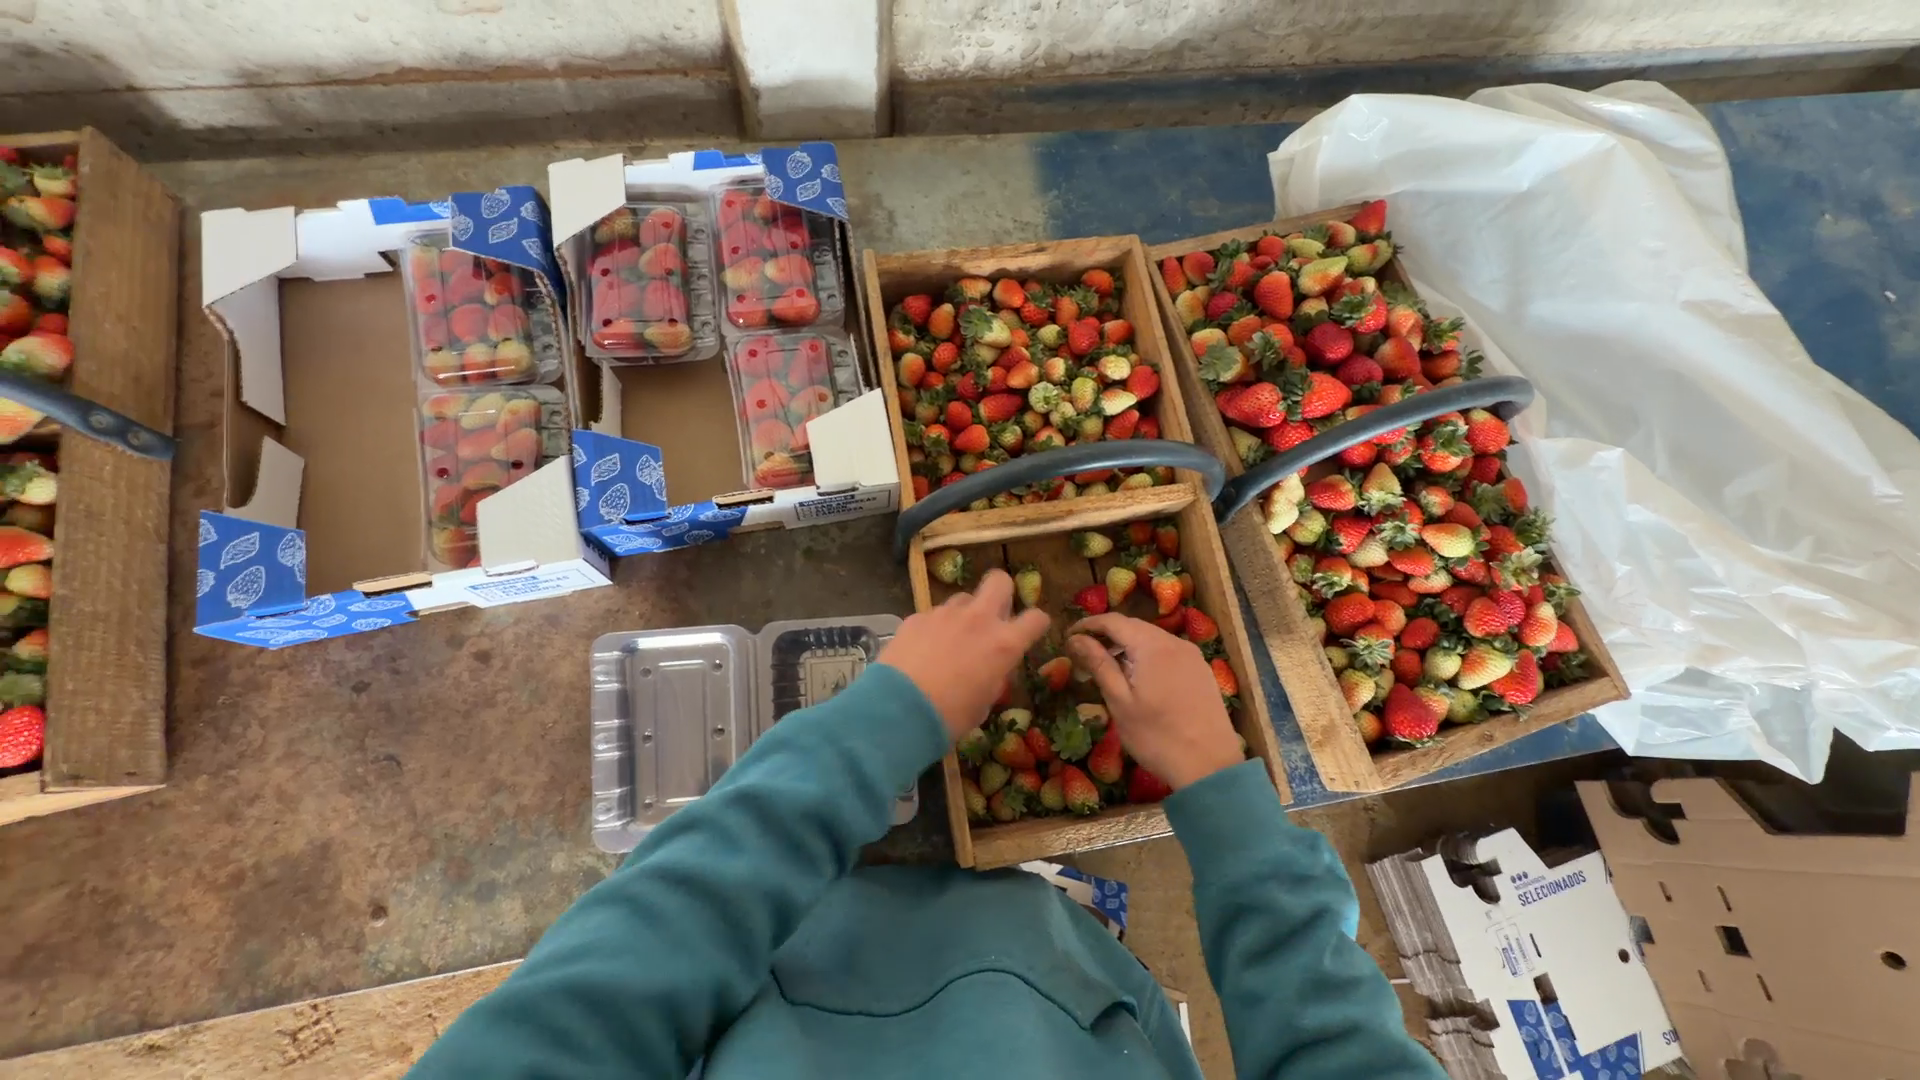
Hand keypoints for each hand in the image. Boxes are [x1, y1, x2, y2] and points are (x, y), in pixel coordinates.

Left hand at [881, 568, 1051, 740]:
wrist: (899, 710)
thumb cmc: (950, 716)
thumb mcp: (984, 704)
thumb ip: (993, 678)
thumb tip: (991, 670)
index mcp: (1004, 644)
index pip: (1036, 618)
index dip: (1037, 623)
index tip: (1031, 630)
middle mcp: (978, 620)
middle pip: (1000, 581)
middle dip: (1002, 592)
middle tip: (994, 614)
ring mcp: (945, 614)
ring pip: (963, 599)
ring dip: (964, 614)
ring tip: (951, 639)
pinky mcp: (916, 617)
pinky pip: (932, 615)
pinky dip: (933, 628)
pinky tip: (922, 650)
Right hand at [1065, 614, 1243, 789]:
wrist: (1210, 767)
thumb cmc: (1156, 736)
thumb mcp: (1120, 701)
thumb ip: (1098, 664)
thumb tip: (1075, 639)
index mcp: (1152, 645)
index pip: (1113, 620)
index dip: (1088, 624)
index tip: (1068, 637)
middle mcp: (1175, 642)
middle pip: (1134, 626)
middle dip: (1107, 634)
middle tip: (1084, 652)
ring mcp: (1192, 655)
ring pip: (1152, 638)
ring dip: (1127, 645)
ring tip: (1107, 666)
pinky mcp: (1201, 670)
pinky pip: (1168, 651)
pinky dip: (1147, 655)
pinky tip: (1138, 676)